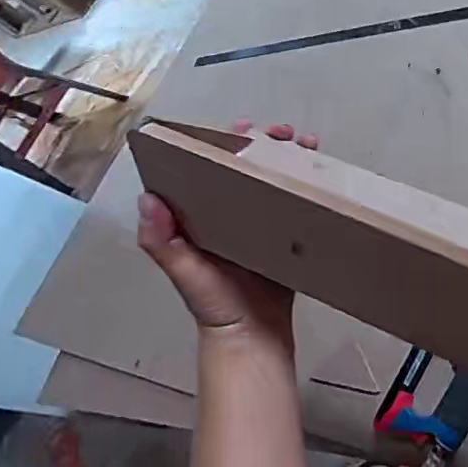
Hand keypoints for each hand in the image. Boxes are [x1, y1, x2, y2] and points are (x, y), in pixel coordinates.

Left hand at [137, 121, 317, 352]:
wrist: (253, 337)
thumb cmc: (215, 303)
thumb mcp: (185, 272)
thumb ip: (163, 242)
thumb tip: (147, 198)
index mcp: (202, 213)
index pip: (210, 165)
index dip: (224, 142)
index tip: (242, 129)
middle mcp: (230, 210)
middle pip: (247, 164)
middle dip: (264, 142)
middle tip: (281, 134)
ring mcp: (261, 219)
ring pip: (273, 176)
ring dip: (287, 155)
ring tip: (304, 143)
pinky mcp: (286, 232)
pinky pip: (295, 200)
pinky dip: (306, 181)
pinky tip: (320, 169)